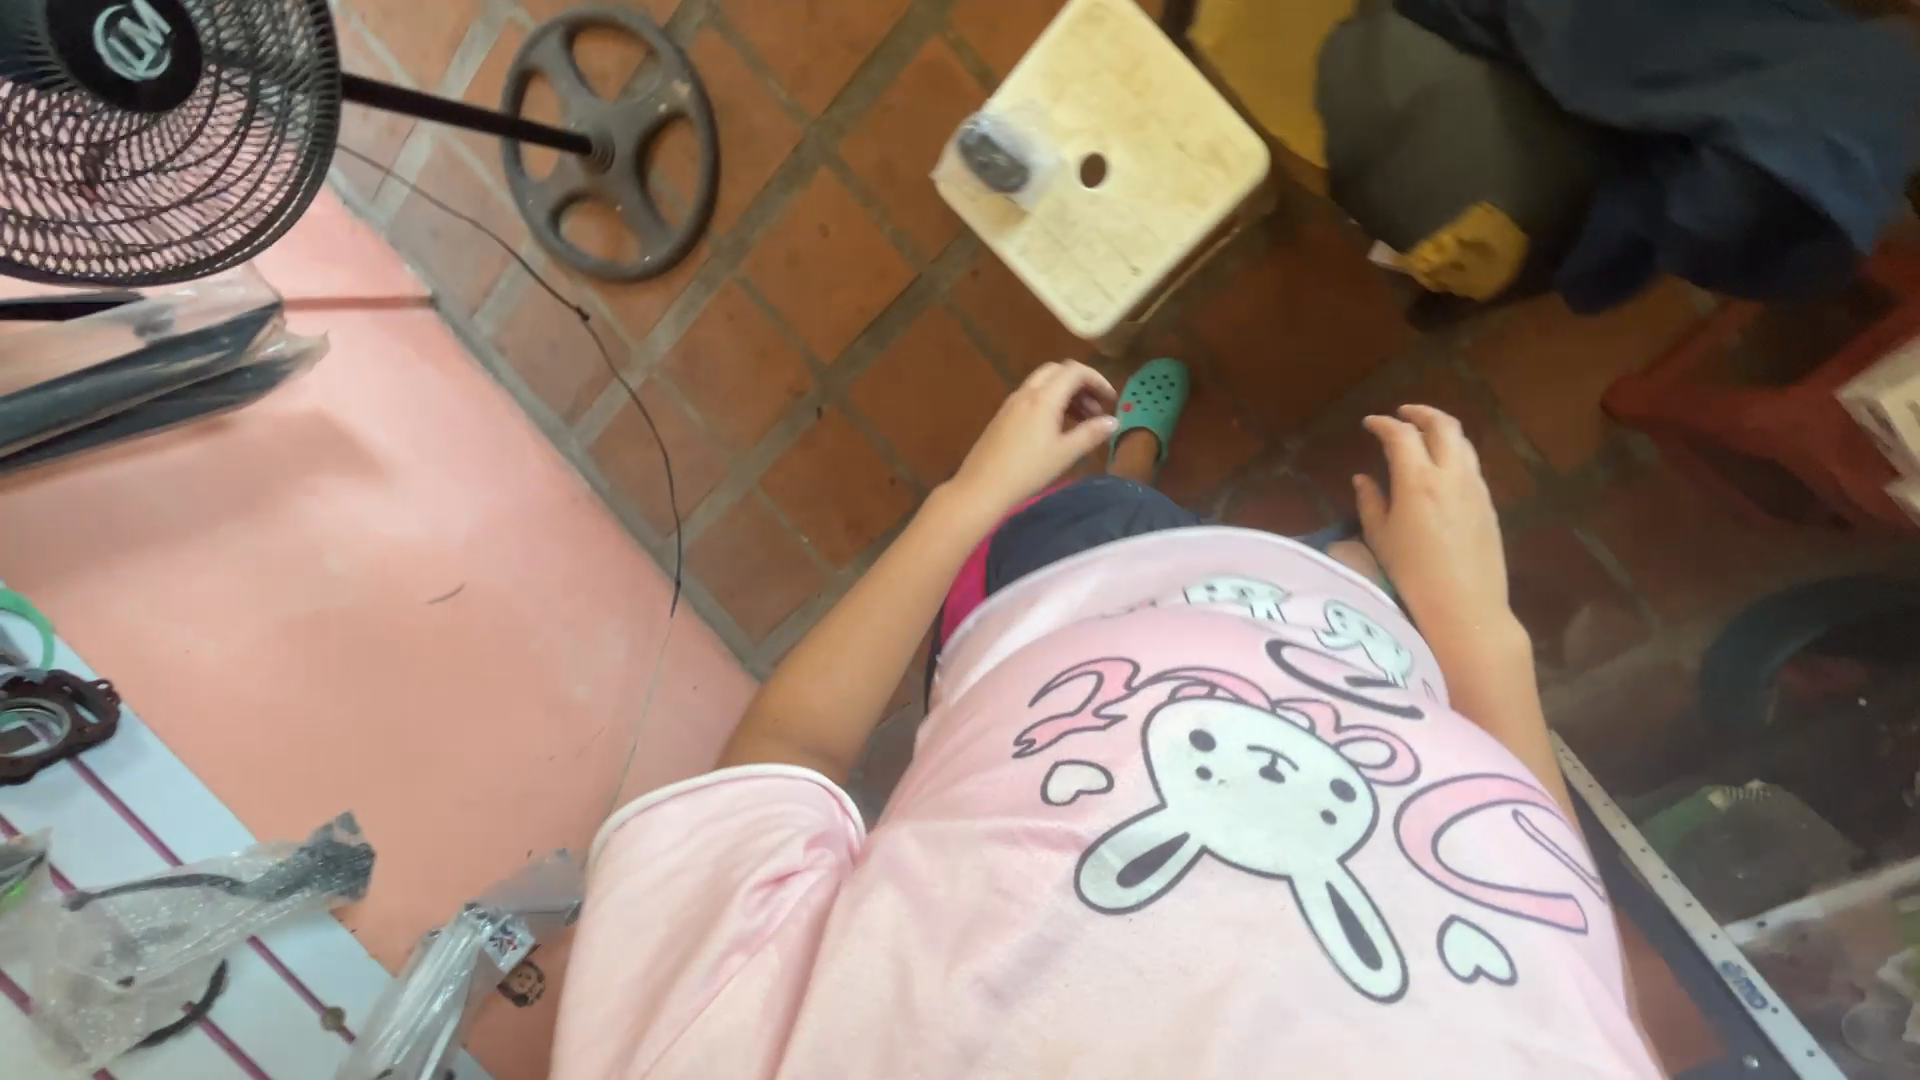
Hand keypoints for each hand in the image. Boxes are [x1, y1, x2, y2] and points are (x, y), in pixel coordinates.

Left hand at [948, 361, 1117, 516]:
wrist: (982, 486)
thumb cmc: (1028, 470)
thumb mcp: (1065, 453)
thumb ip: (1091, 434)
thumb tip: (1114, 421)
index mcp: (1044, 397)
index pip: (1075, 371)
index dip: (1097, 380)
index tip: (1111, 400)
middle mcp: (1026, 392)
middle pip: (1058, 371)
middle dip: (1081, 384)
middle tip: (1095, 408)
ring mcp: (1011, 403)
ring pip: (1043, 383)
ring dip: (1065, 393)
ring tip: (1080, 421)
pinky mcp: (1002, 415)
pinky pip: (1030, 397)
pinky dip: (1049, 402)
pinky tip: (1055, 428)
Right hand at [1353, 405, 1517, 642]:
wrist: (1464, 603)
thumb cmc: (1411, 573)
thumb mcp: (1379, 537)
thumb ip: (1370, 501)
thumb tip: (1363, 478)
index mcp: (1418, 481)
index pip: (1401, 436)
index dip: (1383, 424)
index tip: (1369, 423)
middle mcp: (1451, 475)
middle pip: (1442, 426)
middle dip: (1420, 413)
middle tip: (1401, 413)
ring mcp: (1475, 488)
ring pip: (1462, 442)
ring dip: (1441, 429)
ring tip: (1423, 433)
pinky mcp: (1488, 503)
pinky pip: (1470, 464)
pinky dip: (1453, 452)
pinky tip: (1440, 466)